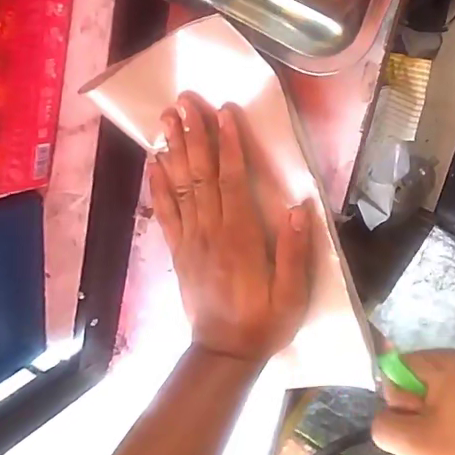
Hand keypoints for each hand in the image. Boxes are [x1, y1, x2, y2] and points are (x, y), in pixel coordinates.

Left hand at [148, 92, 312, 362]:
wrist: (225, 354)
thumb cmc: (266, 320)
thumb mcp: (293, 292)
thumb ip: (294, 249)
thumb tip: (299, 206)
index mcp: (240, 236)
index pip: (232, 180)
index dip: (229, 144)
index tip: (225, 112)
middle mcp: (210, 231)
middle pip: (201, 174)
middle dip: (195, 135)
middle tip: (186, 101)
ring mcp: (191, 240)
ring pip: (180, 186)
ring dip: (175, 149)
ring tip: (167, 118)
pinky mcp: (179, 251)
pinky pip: (165, 212)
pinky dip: (158, 184)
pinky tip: (155, 161)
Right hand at [370, 350, 454, 454]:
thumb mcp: (412, 443)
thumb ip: (385, 423)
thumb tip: (384, 416)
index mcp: (443, 363)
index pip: (395, 367)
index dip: (393, 400)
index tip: (405, 426)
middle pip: (410, 386)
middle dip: (408, 417)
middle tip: (422, 444)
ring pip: (425, 408)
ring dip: (423, 433)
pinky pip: (443, 418)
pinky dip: (440, 438)